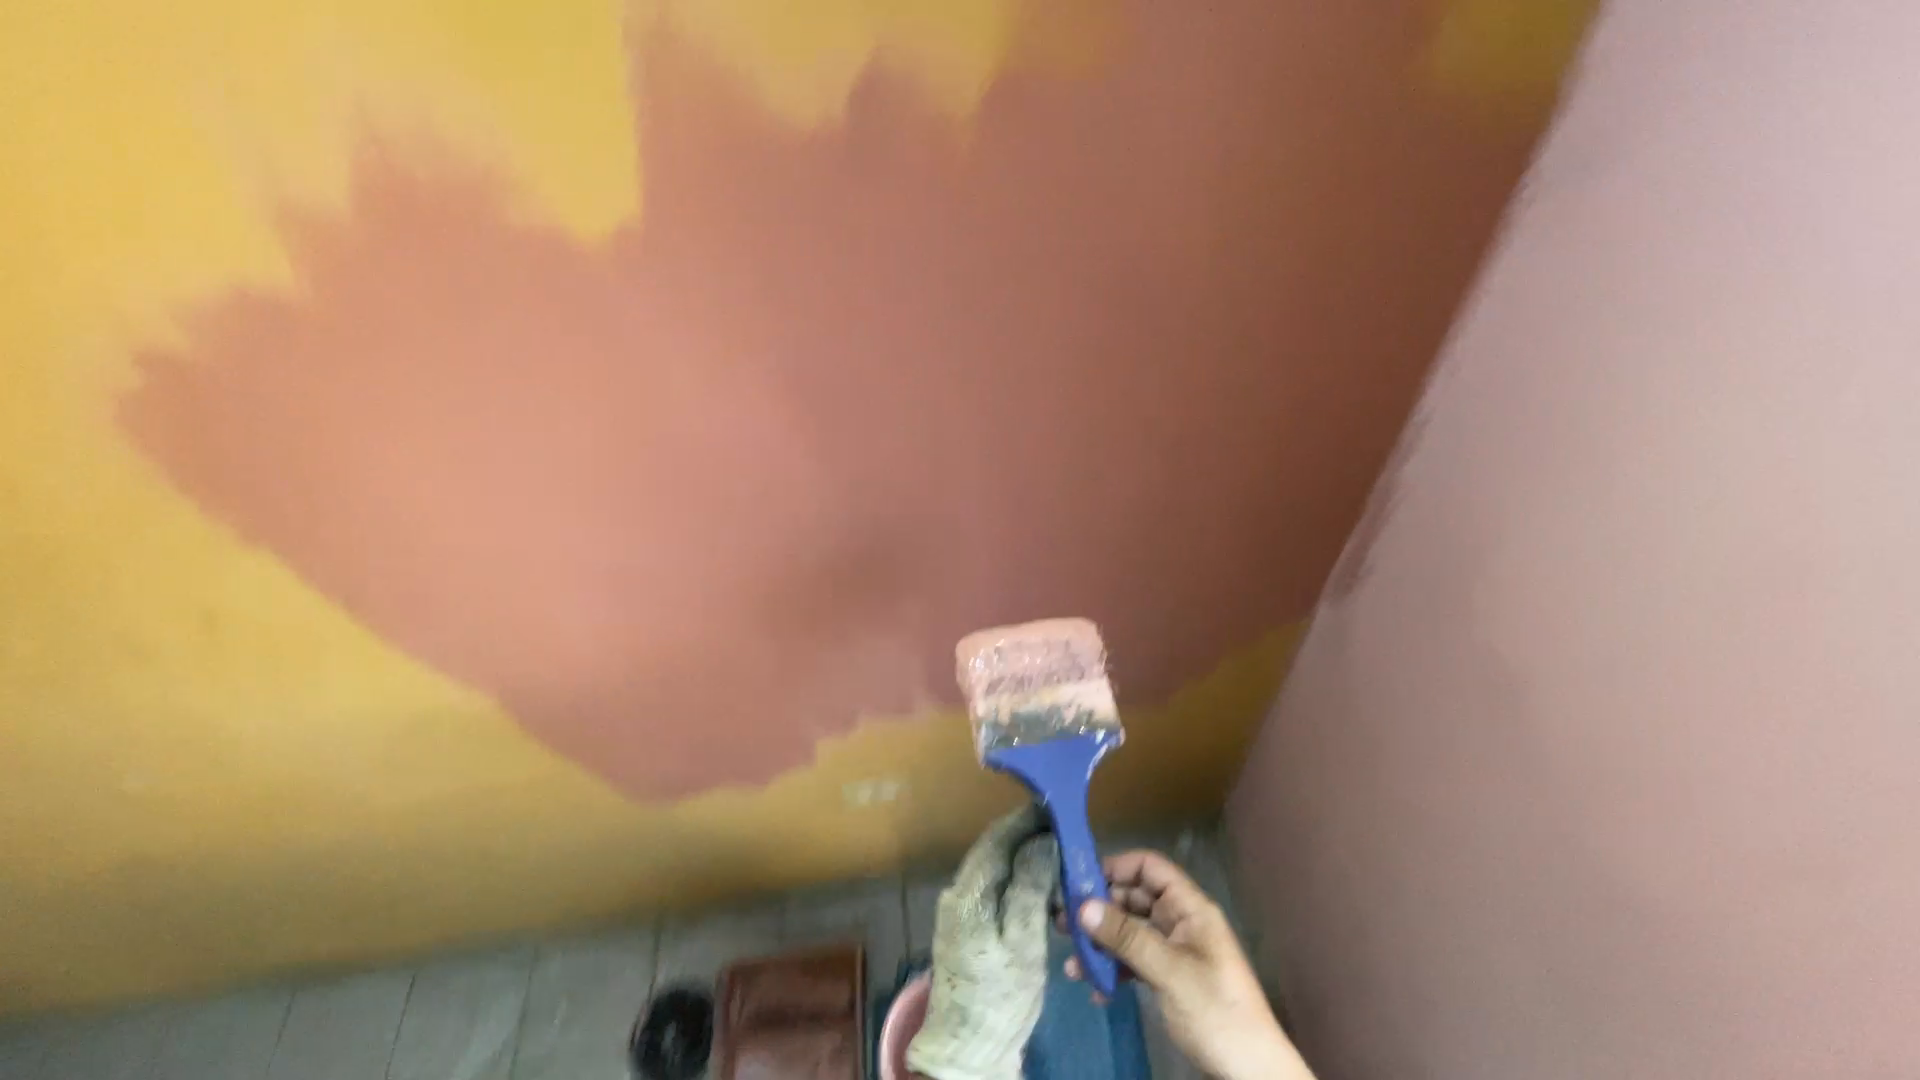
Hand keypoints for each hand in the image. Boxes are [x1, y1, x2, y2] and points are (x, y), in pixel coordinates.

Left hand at [907, 805, 1059, 1079]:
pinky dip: (1019, 882)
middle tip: (1064, 830)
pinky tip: (1042, 888)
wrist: (969, 1046)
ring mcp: (960, 911)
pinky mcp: (967, 927)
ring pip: (996, 870)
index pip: (997, 839)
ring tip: (1060, 855)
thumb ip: (1030, 886)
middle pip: (995, 852)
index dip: (1025, 820)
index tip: (1054, 805)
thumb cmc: (1000, 994)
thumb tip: (1042, 840)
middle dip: (1028, 836)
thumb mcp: (1023, 941)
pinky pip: (996, 890)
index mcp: (968, 892)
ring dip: (1025, 859)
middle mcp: (958, 893)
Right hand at [1068, 850, 1314, 1079]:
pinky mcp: (1167, 978)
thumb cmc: (1215, 1010)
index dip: (1116, 867)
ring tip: (1072, 963)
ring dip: (1101, 944)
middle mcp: (1180, 922)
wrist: (1250, 1072)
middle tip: (1063, 923)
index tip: (1080, 883)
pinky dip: (1113, 971)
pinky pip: (1133, 961)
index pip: (1149, 868)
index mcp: (1189, 908)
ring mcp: (1173, 951)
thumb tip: (1083, 905)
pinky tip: (1095, 991)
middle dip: (1099, 909)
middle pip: (1133, 899)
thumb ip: (1127, 937)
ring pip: (1129, 932)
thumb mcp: (1170, 971)